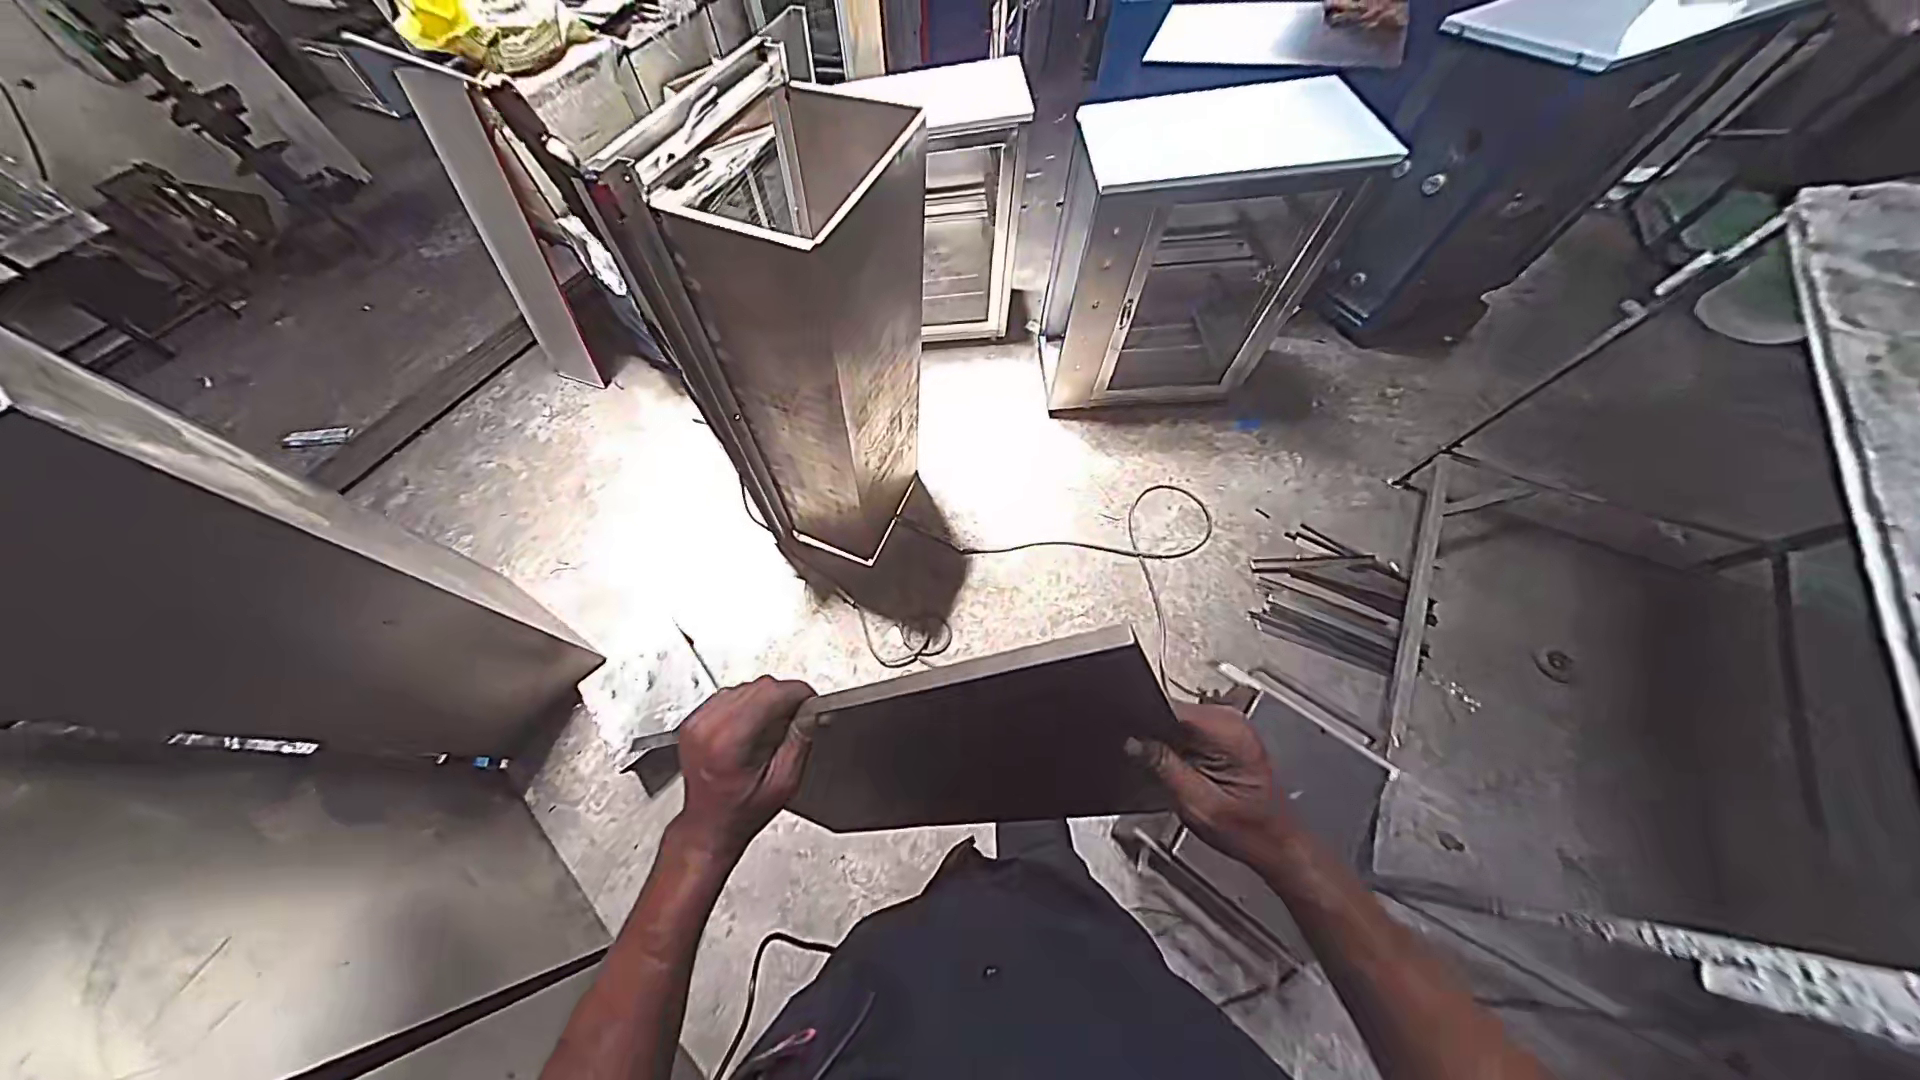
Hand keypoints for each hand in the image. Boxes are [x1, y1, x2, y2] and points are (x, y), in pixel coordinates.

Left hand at [672, 676, 815, 861]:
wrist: (708, 826)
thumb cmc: (740, 811)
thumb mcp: (783, 782)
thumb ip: (799, 741)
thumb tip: (811, 710)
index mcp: (729, 742)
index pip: (771, 693)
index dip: (798, 694)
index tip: (810, 701)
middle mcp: (708, 727)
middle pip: (759, 687)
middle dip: (784, 697)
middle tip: (796, 716)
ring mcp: (697, 722)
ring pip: (745, 687)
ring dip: (765, 699)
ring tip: (772, 726)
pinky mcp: (693, 721)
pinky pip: (728, 695)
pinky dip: (746, 703)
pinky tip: (752, 725)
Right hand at [1128, 702, 1291, 865]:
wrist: (1276, 846)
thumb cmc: (1249, 831)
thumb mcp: (1196, 803)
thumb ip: (1162, 766)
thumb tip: (1133, 741)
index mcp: (1229, 731)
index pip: (1171, 707)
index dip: (1147, 724)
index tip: (1136, 743)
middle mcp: (1231, 720)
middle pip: (1172, 712)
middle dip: (1157, 738)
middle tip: (1165, 772)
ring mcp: (1228, 725)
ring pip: (1176, 721)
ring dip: (1168, 746)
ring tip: (1182, 775)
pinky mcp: (1223, 734)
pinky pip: (1186, 731)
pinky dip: (1179, 750)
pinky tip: (1190, 772)